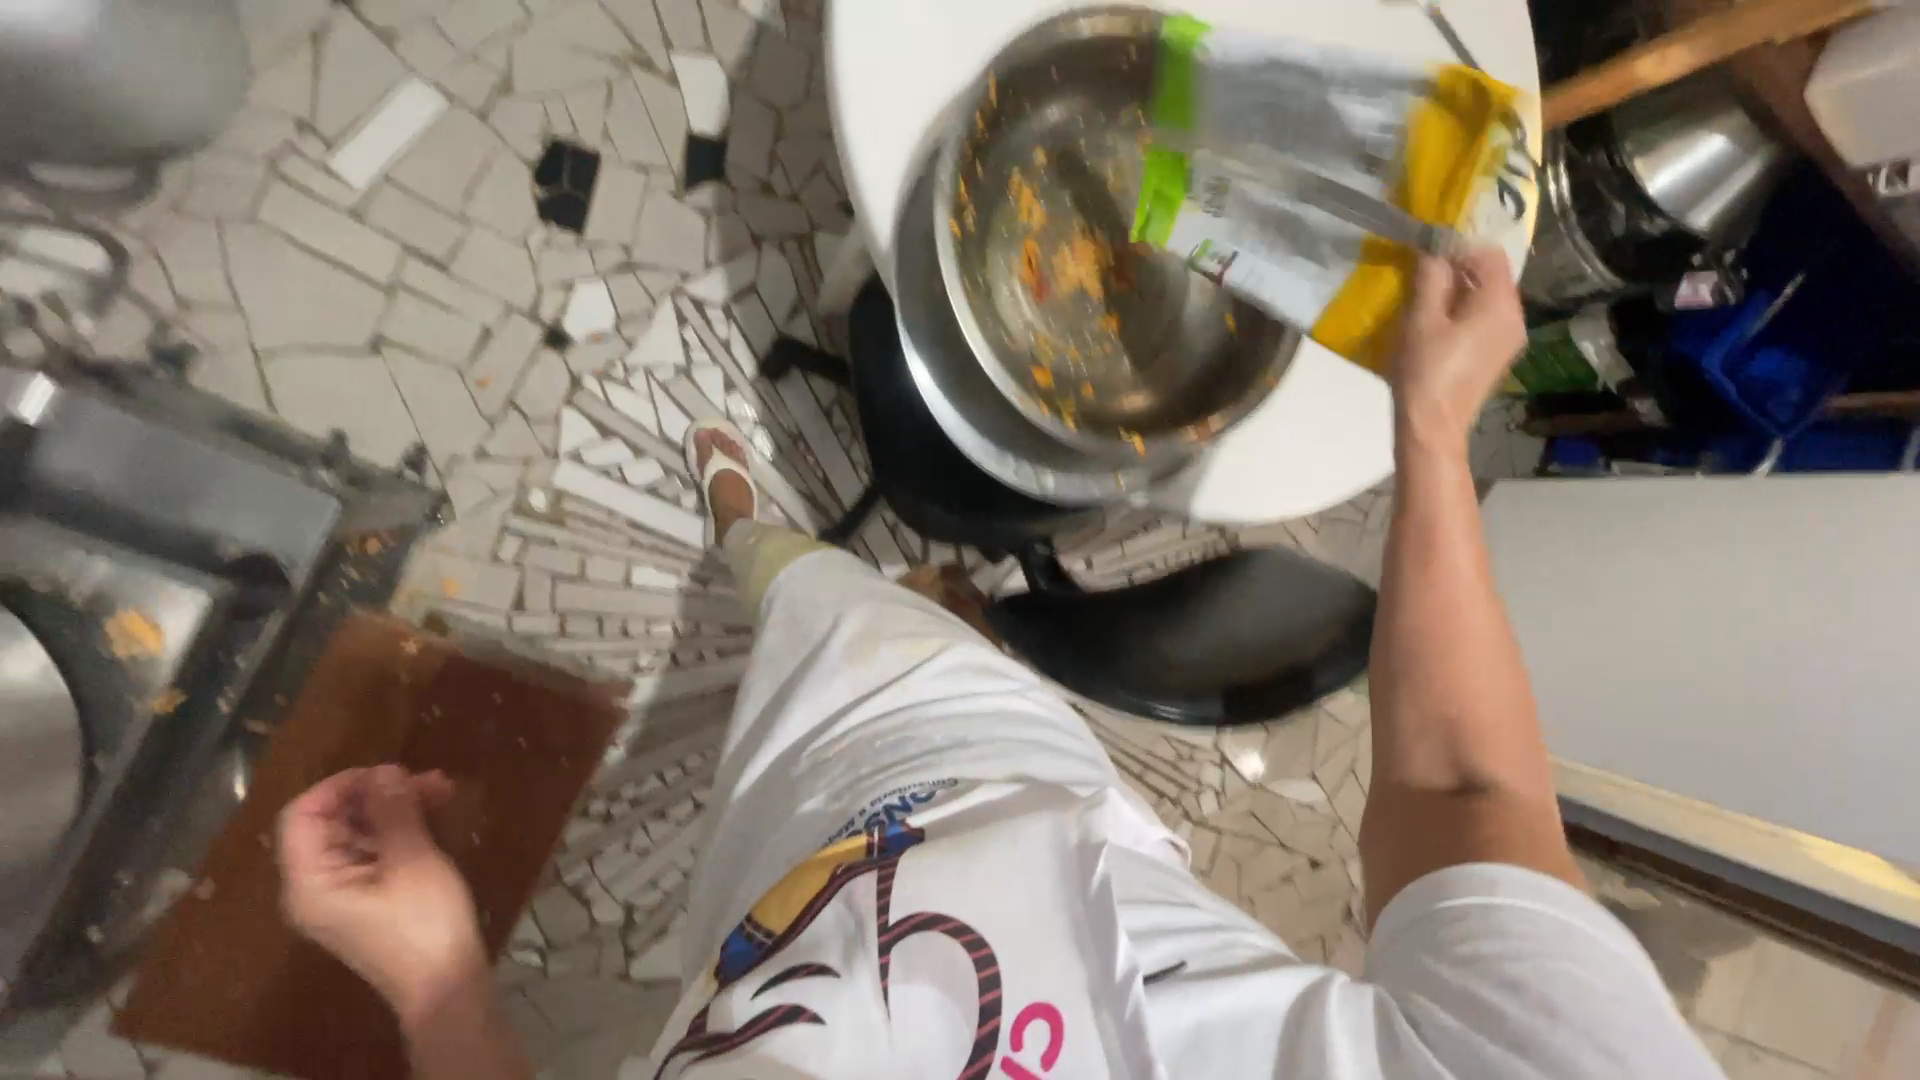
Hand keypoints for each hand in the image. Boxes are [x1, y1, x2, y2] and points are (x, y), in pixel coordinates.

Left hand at [277, 765, 485, 1030]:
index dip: (341, 785)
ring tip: (441, 788)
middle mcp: (316, 885)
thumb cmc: (423, 921)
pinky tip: (434, 813)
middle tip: (427, 776)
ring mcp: (343, 892)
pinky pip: (374, 850)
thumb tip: (385, 772)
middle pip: (332, 822)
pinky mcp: (369, 896)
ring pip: (358, 833)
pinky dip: (401, 827)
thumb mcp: (413, 860)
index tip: (390, 769)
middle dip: (378, 793)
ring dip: (395, 806)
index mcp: (311, 881)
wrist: (443, 980)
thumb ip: (394, 813)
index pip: (302, 816)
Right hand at [1391, 248, 1525, 450]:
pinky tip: (1437, 331)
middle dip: (1458, 272)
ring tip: (1425, 307)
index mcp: (1500, 303)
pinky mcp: (1497, 357)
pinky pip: (1485, 322)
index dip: (1459, 248)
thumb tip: (1435, 250)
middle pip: (1491, 277)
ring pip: (1487, 300)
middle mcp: (1515, 317)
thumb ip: (1431, 279)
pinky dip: (1464, 316)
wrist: (1433, 425)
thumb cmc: (1424, 371)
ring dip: (1459, 295)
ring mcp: (1509, 339)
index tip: (1427, 255)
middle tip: (1422, 281)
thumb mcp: (1420, 321)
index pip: (1489, 254)